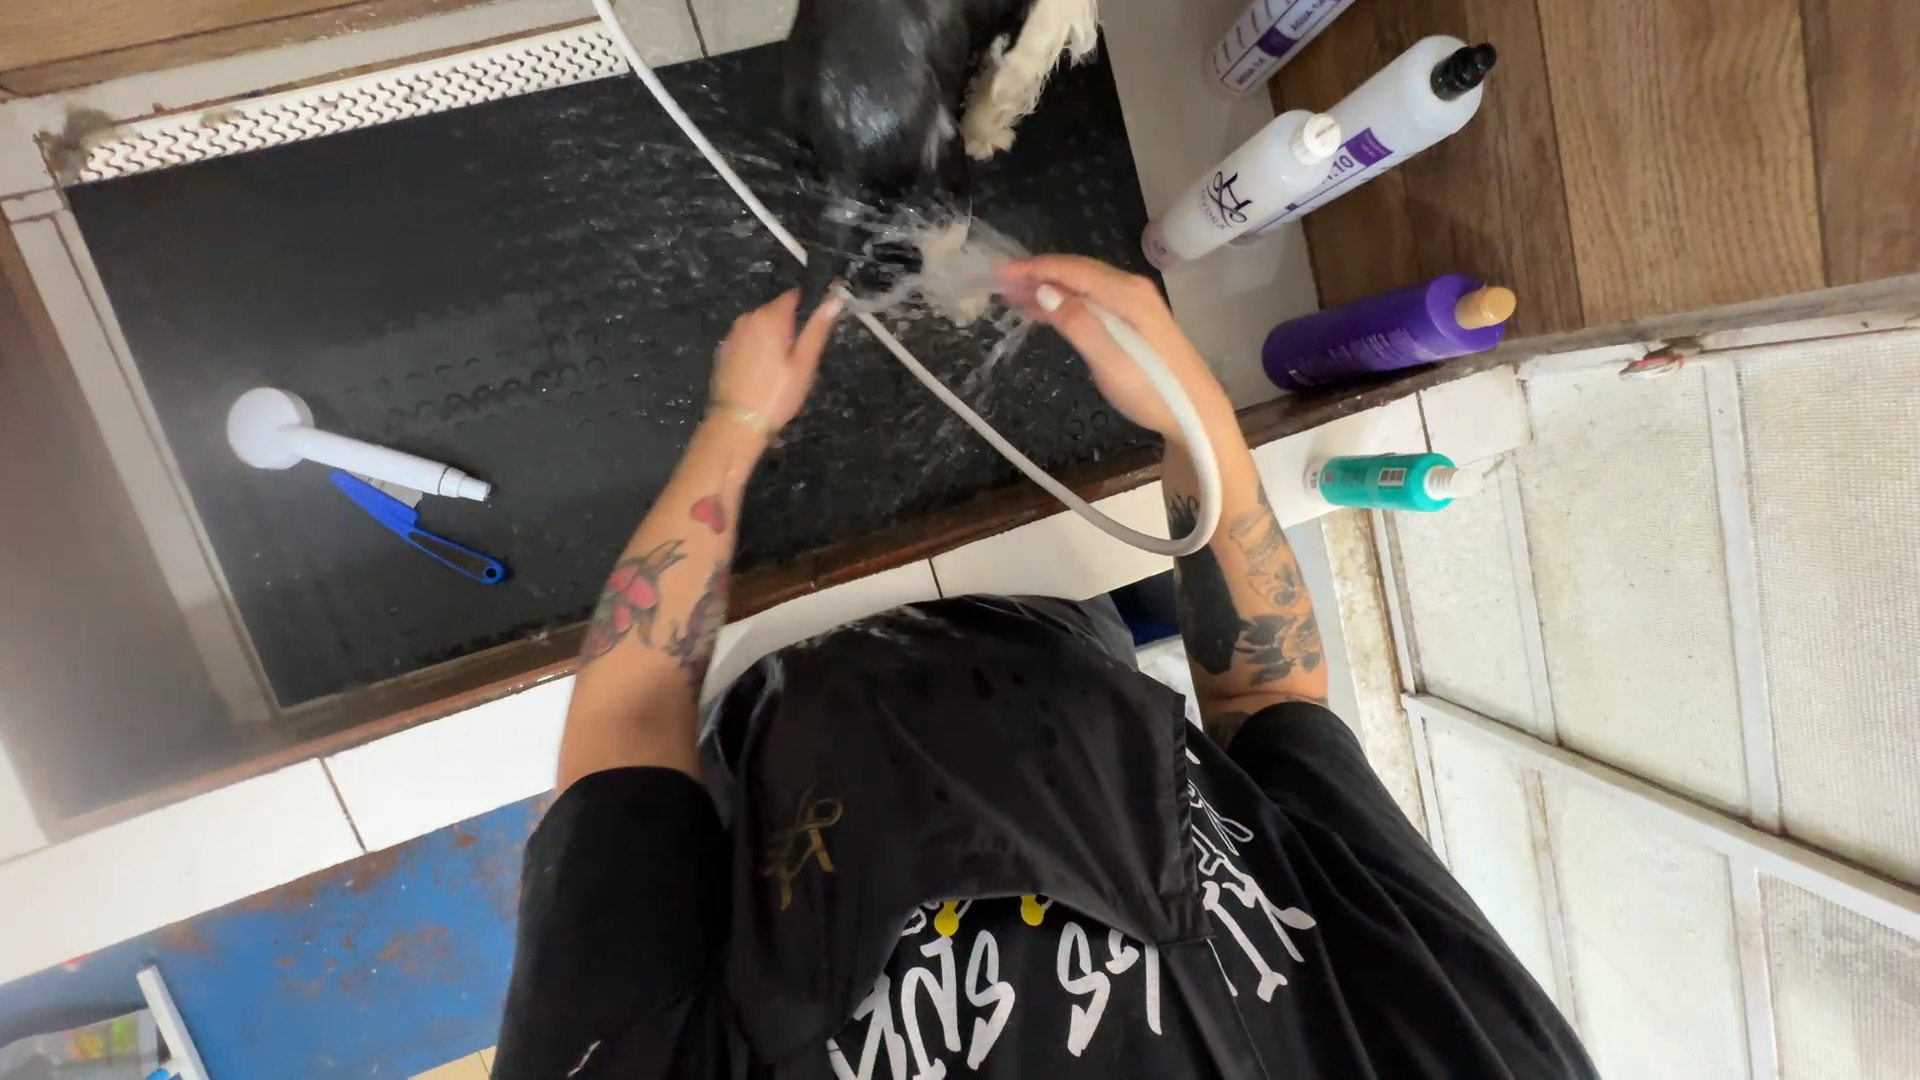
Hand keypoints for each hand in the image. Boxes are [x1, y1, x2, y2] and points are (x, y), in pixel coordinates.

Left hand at [709, 289, 840, 439]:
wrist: (738, 422)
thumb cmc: (777, 393)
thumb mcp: (804, 363)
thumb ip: (818, 329)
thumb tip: (835, 299)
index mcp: (771, 318)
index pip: (792, 297)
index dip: (806, 305)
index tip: (815, 324)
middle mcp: (748, 319)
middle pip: (774, 312)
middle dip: (787, 326)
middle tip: (798, 357)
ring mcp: (732, 334)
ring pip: (758, 327)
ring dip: (770, 338)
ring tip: (780, 367)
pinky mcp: (723, 351)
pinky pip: (746, 342)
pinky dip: (755, 350)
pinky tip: (761, 373)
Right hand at [998, 256, 1233, 443]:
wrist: (1196, 413)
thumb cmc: (1153, 391)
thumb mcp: (1111, 363)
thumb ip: (1079, 325)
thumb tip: (1045, 292)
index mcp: (1125, 295)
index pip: (1071, 270)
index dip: (1033, 268)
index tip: (1000, 272)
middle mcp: (1130, 290)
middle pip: (1076, 271)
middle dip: (1036, 274)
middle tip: (999, 283)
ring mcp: (1134, 304)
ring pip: (1083, 286)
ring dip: (1048, 289)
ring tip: (1013, 299)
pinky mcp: (1134, 321)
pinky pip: (1092, 300)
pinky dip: (1065, 302)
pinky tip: (1048, 312)